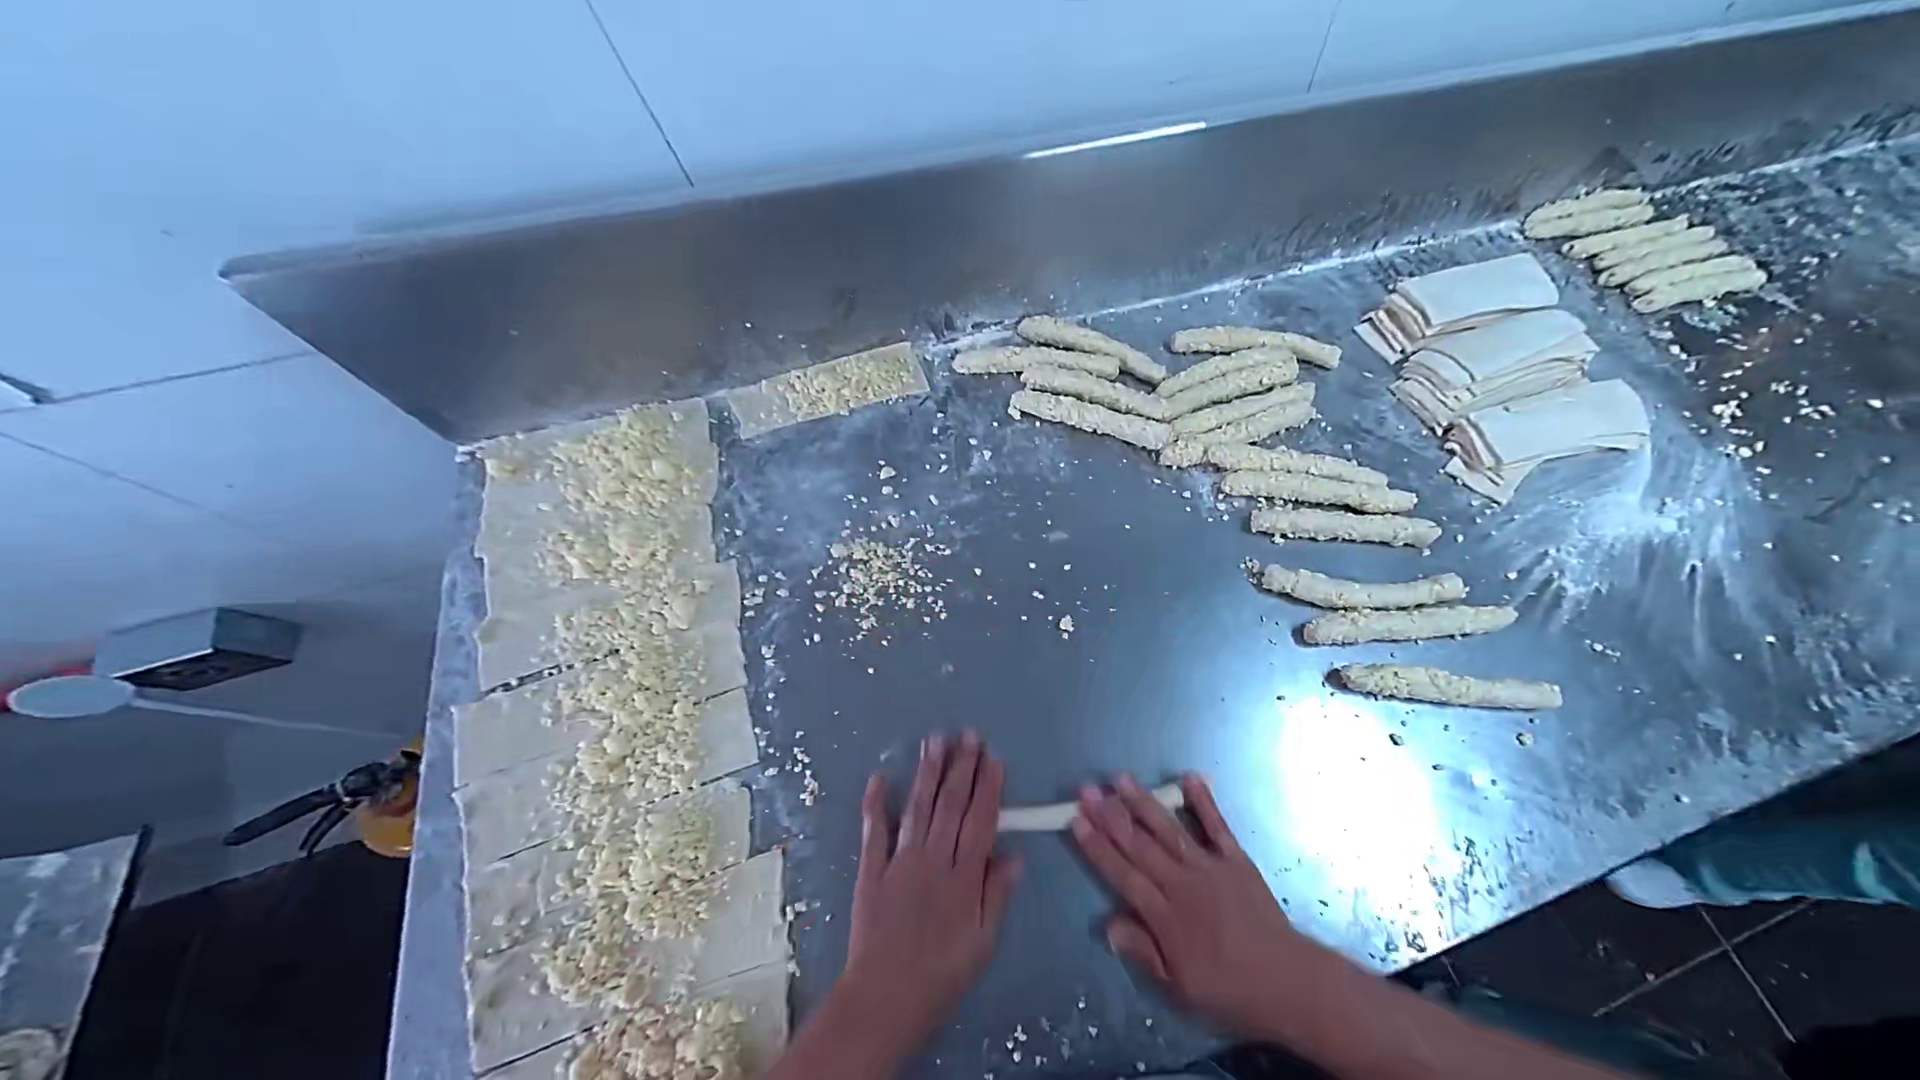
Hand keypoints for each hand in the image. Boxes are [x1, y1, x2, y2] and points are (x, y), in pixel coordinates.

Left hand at [843, 731, 1021, 1046]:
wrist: (885, 998)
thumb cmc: (942, 973)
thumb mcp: (983, 943)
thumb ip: (997, 894)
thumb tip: (1015, 854)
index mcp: (963, 876)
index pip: (980, 820)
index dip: (989, 787)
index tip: (994, 757)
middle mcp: (933, 858)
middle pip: (951, 804)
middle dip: (961, 767)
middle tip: (968, 734)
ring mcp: (899, 860)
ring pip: (918, 807)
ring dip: (927, 772)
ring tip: (935, 740)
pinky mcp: (872, 869)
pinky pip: (874, 830)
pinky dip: (876, 803)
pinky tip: (879, 777)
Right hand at [1072, 773, 1319, 1039]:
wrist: (1292, 984)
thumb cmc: (1230, 990)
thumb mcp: (1180, 988)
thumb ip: (1143, 952)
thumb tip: (1106, 925)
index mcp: (1167, 918)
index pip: (1123, 876)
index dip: (1097, 848)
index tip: (1076, 821)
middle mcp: (1183, 885)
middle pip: (1139, 846)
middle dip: (1110, 816)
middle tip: (1087, 790)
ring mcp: (1210, 868)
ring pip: (1169, 830)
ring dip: (1143, 803)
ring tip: (1121, 778)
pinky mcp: (1236, 860)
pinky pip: (1217, 827)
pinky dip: (1203, 802)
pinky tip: (1188, 778)